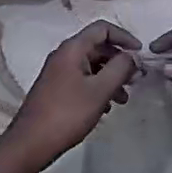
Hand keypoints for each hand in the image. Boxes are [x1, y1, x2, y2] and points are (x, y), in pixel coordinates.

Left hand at [4, 21, 140, 165]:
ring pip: (92, 66)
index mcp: (73, 49)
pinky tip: (107, 107)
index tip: (140, 54)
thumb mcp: (100, 90)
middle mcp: (64, 56)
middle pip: (98, 47)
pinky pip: (83, 80)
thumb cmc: (67, 113)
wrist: (30, 143)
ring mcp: (59, 73)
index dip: (124, 37)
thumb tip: (132, 56)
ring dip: (111, 77)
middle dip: (120, 61)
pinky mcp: (57, 89)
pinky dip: (99, 88)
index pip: (102, 29)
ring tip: (124, 98)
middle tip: (136, 79)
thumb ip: (121, 68)